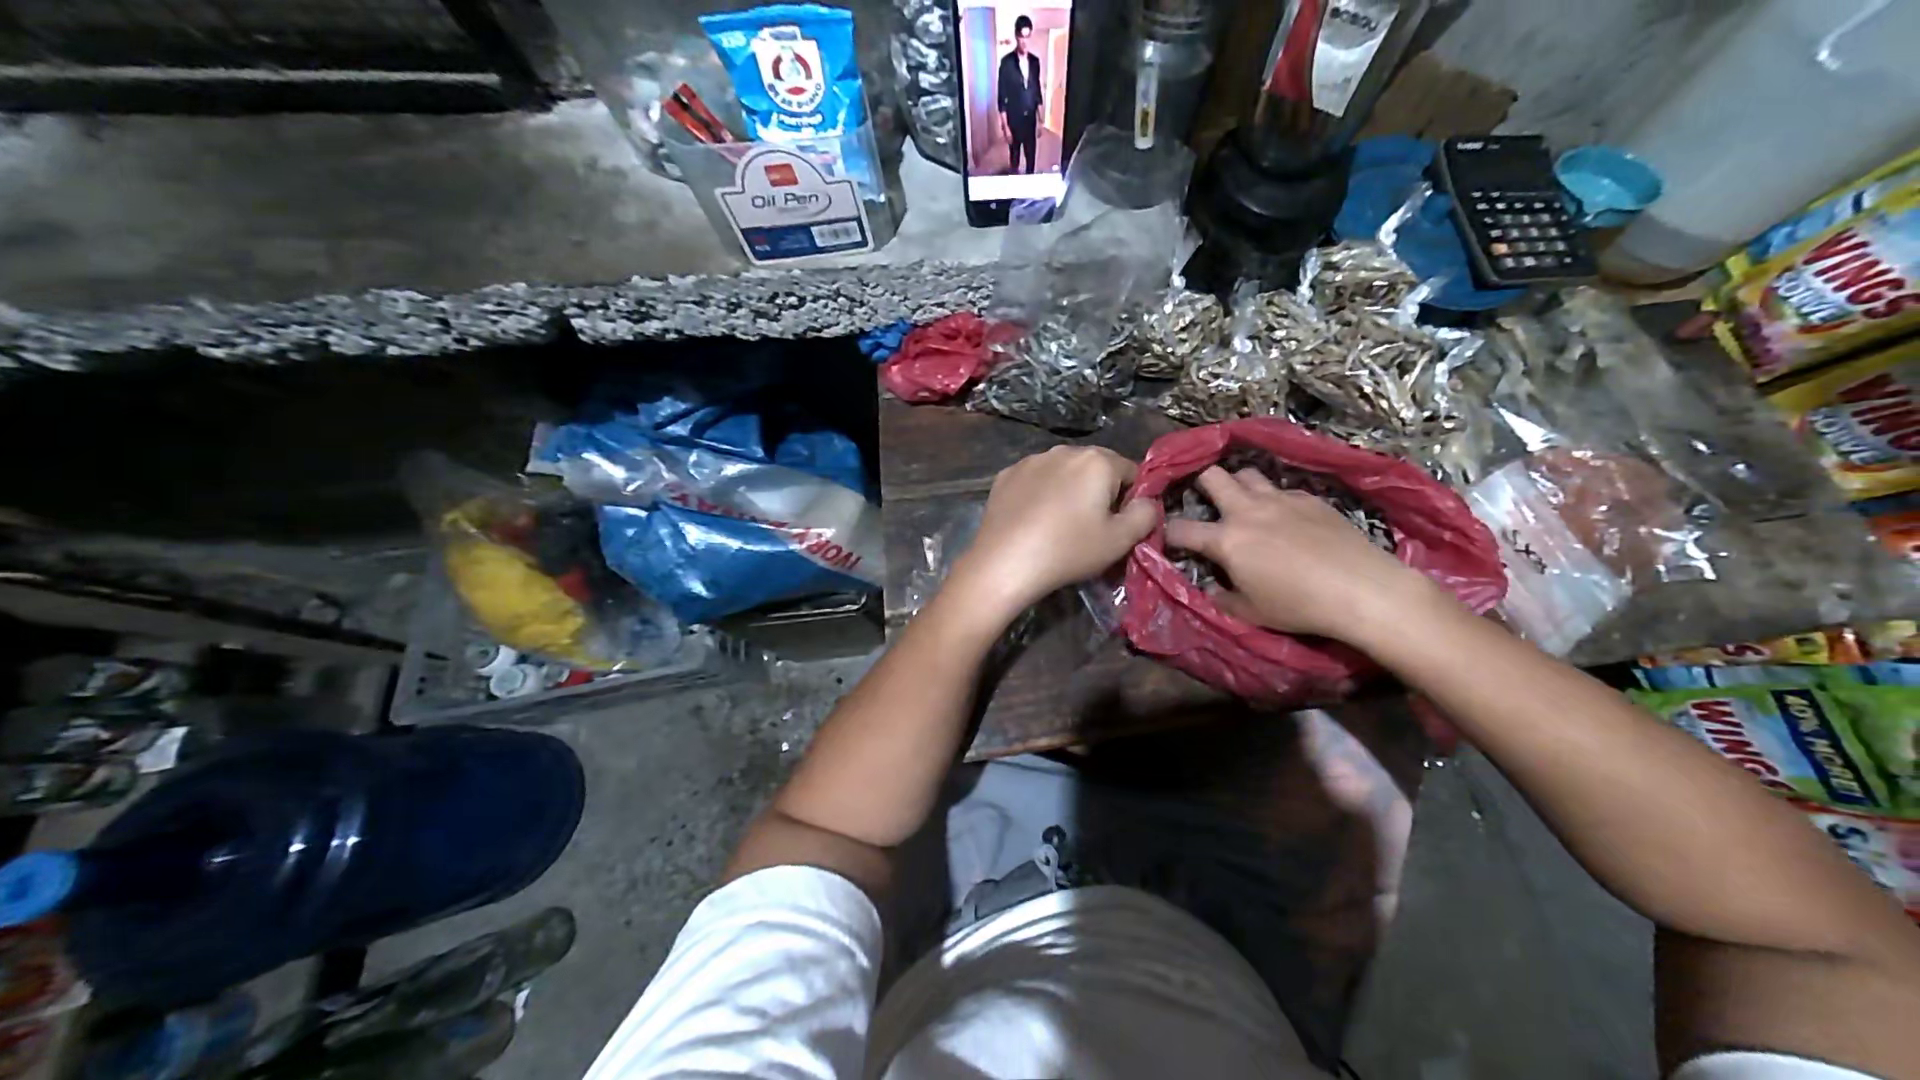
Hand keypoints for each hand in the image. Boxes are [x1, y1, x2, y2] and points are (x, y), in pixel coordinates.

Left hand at [948, 446, 1156, 621]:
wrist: (1004, 562)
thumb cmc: (1068, 550)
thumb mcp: (1120, 541)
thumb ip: (1145, 515)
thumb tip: (1147, 502)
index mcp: (1097, 460)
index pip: (1131, 472)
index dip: (1131, 499)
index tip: (1119, 526)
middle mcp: (1064, 450)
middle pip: (1096, 468)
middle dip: (1099, 492)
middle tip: (1090, 528)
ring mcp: (1030, 460)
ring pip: (1063, 472)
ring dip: (1069, 491)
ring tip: (1059, 525)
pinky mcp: (1005, 475)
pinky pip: (1035, 481)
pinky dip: (1040, 494)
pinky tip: (1033, 521)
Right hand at [1164, 466, 1444, 643]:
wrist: (1362, 589)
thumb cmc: (1299, 606)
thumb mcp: (1251, 613)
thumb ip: (1223, 596)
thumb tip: (1213, 587)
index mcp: (1226, 540)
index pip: (1181, 529)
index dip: (1167, 532)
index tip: (1167, 538)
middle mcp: (1247, 511)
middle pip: (1212, 476)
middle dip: (1201, 484)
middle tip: (1205, 501)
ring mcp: (1281, 499)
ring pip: (1247, 473)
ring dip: (1238, 484)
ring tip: (1242, 502)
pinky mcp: (1310, 498)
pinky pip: (1282, 488)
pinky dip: (1274, 499)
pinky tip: (1285, 517)